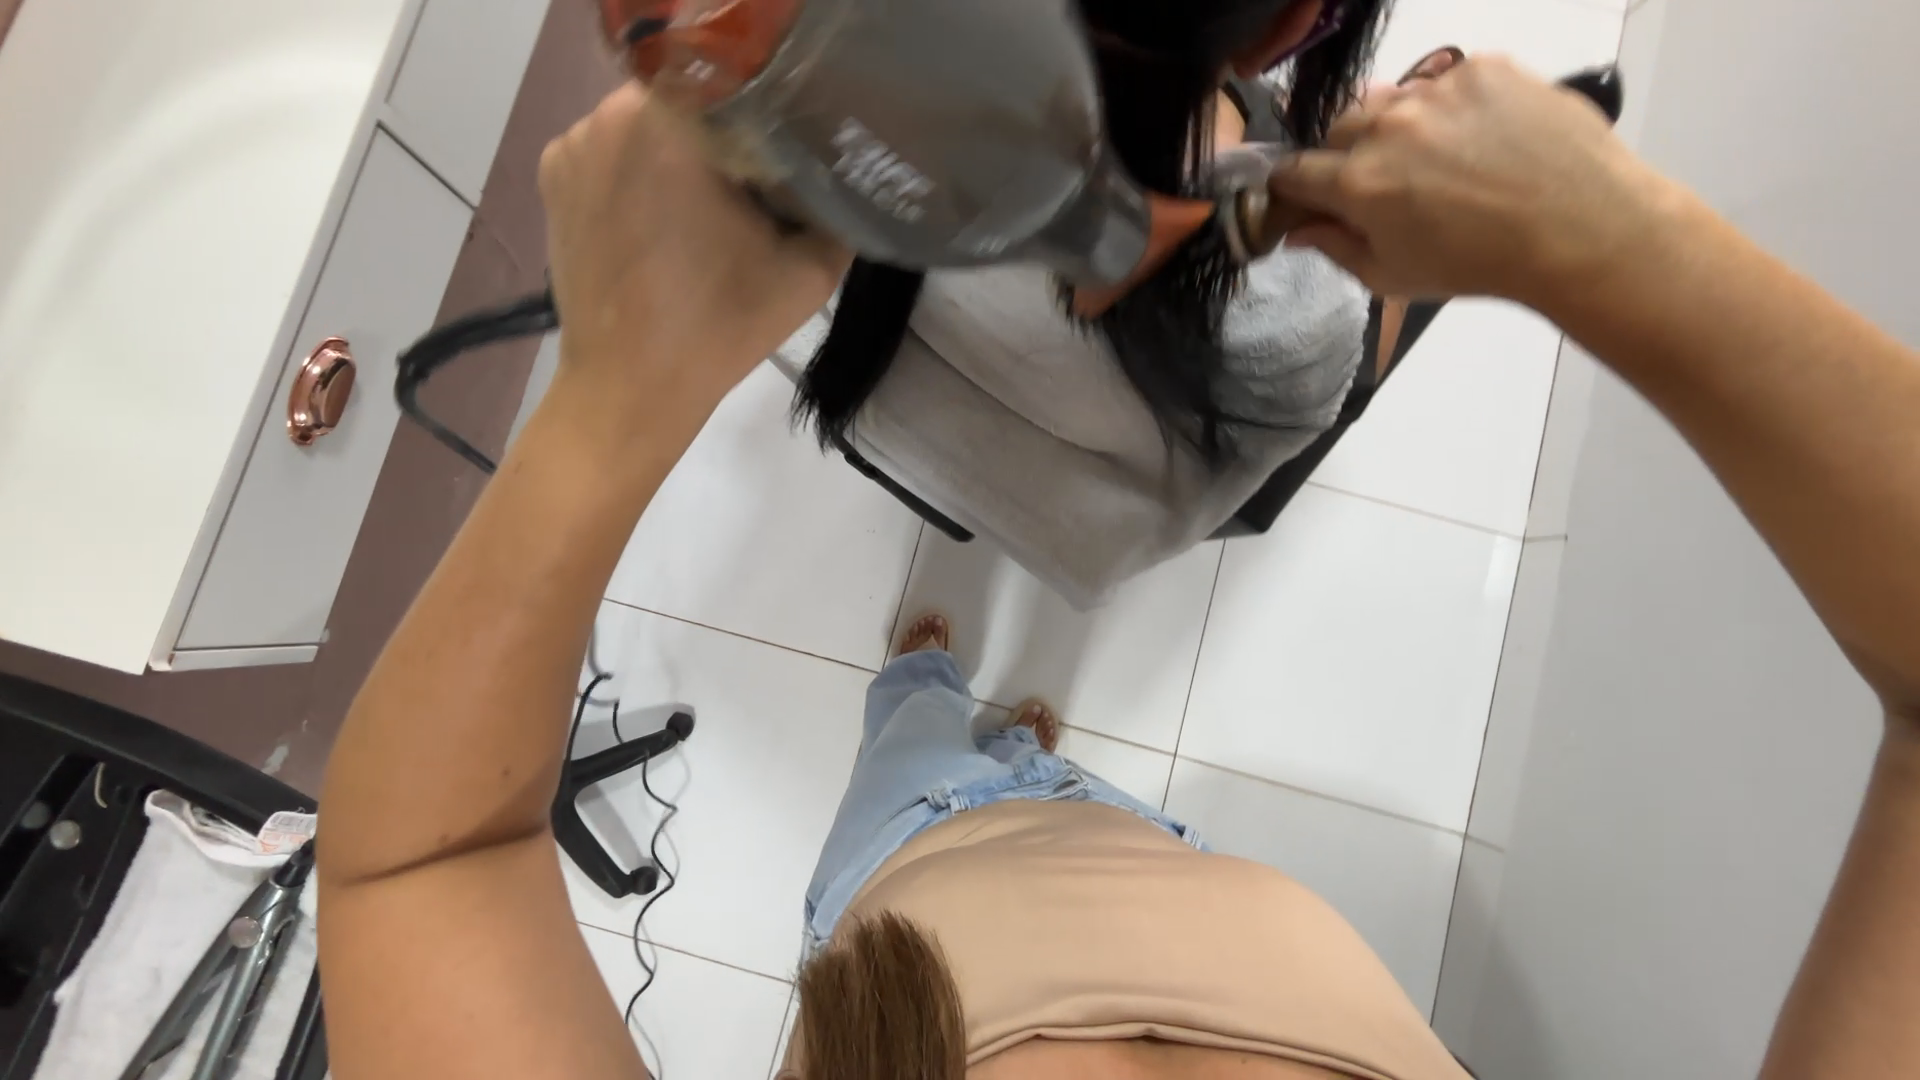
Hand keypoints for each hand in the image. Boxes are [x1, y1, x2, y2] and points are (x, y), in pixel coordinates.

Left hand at [539, 82, 847, 417]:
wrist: (633, 388)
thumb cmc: (721, 327)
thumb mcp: (809, 273)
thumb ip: (837, 214)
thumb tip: (842, 185)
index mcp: (672, 122)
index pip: (744, 93)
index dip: (775, 131)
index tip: (790, 176)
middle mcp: (609, 115)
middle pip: (692, 107)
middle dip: (727, 145)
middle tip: (755, 201)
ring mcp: (572, 147)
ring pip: (650, 131)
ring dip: (683, 162)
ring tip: (708, 221)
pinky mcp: (553, 181)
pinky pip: (614, 158)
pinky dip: (644, 181)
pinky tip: (665, 229)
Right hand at [1270, 57, 1679, 304]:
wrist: (1577, 225)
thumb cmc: (1471, 265)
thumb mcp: (1388, 275)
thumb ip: (1334, 247)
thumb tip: (1297, 229)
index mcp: (1356, 183)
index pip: (1293, 171)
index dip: (1289, 186)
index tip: (1298, 197)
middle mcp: (1387, 126)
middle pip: (1336, 129)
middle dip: (1341, 155)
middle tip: (1373, 182)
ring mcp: (1437, 89)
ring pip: (1388, 101)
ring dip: (1390, 128)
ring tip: (1426, 157)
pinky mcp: (1484, 67)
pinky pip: (1442, 83)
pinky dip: (1443, 109)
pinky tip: (1472, 138)